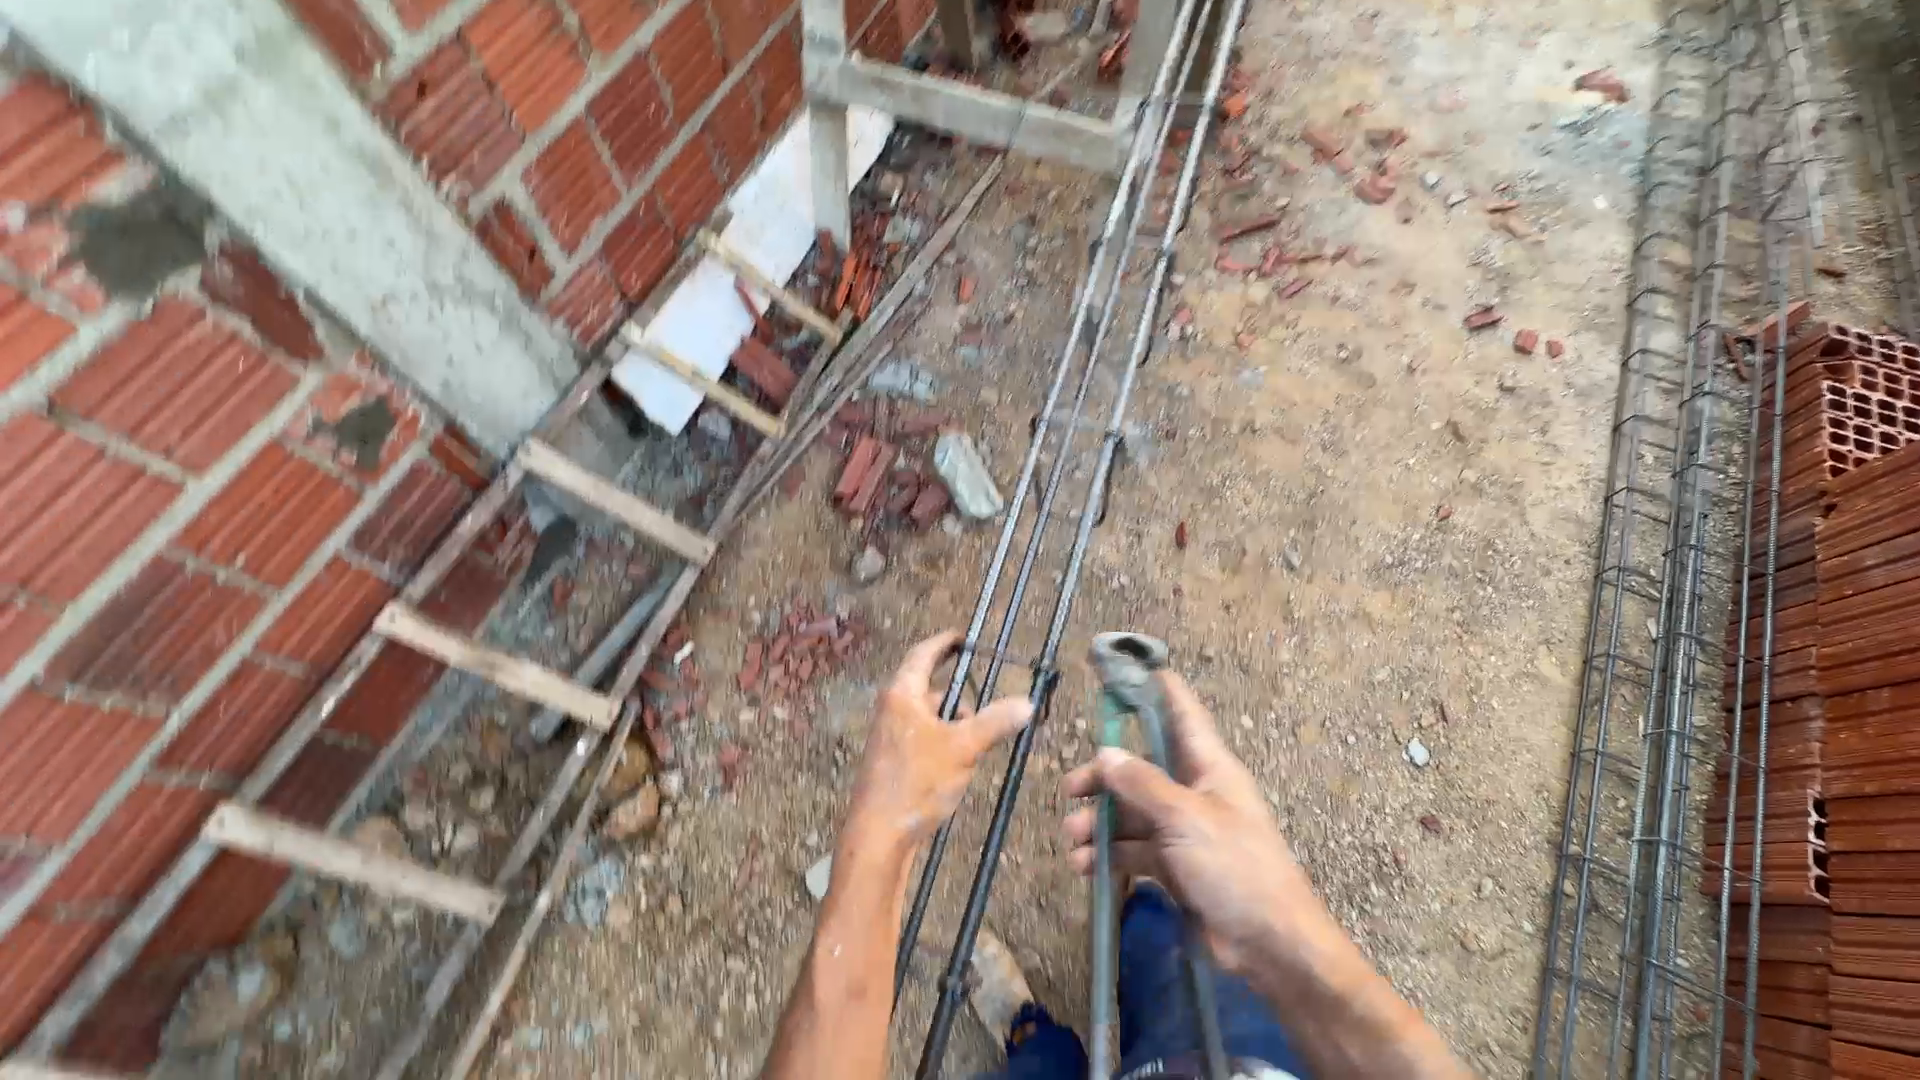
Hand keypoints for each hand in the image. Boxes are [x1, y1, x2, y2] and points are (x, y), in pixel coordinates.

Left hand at [841, 631, 1032, 852]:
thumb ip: (996, 722)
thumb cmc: (916, 783)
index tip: (965, 638)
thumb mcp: (964, 748)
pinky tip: (956, 769)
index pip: (924, 654)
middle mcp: (891, 708)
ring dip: (954, 725)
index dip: (945, 642)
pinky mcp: (892, 761)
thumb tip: (1027, 702)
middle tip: (986, 713)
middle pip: (931, 688)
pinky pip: (924, 738)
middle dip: (961, 698)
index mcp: (902, 694)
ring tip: (974, 748)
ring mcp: (889, 736)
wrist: (878, 835)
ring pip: (930, 717)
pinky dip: (944, 743)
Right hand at [1062, 672, 1317, 971]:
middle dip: (1104, 778)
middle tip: (1070, 790)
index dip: (1157, 690)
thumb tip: (1105, 754)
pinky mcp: (1174, 866)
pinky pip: (1133, 850)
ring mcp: (1182, 830)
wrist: (1269, 945)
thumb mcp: (1187, 819)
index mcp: (1209, 768)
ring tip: (1074, 841)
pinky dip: (1108, 856)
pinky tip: (1086, 868)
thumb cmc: (1236, 867)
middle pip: (1140, 769)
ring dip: (1100, 824)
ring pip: (1131, 813)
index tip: (1126, 669)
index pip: (1182, 714)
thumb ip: (1143, 785)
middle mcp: (1193, 792)